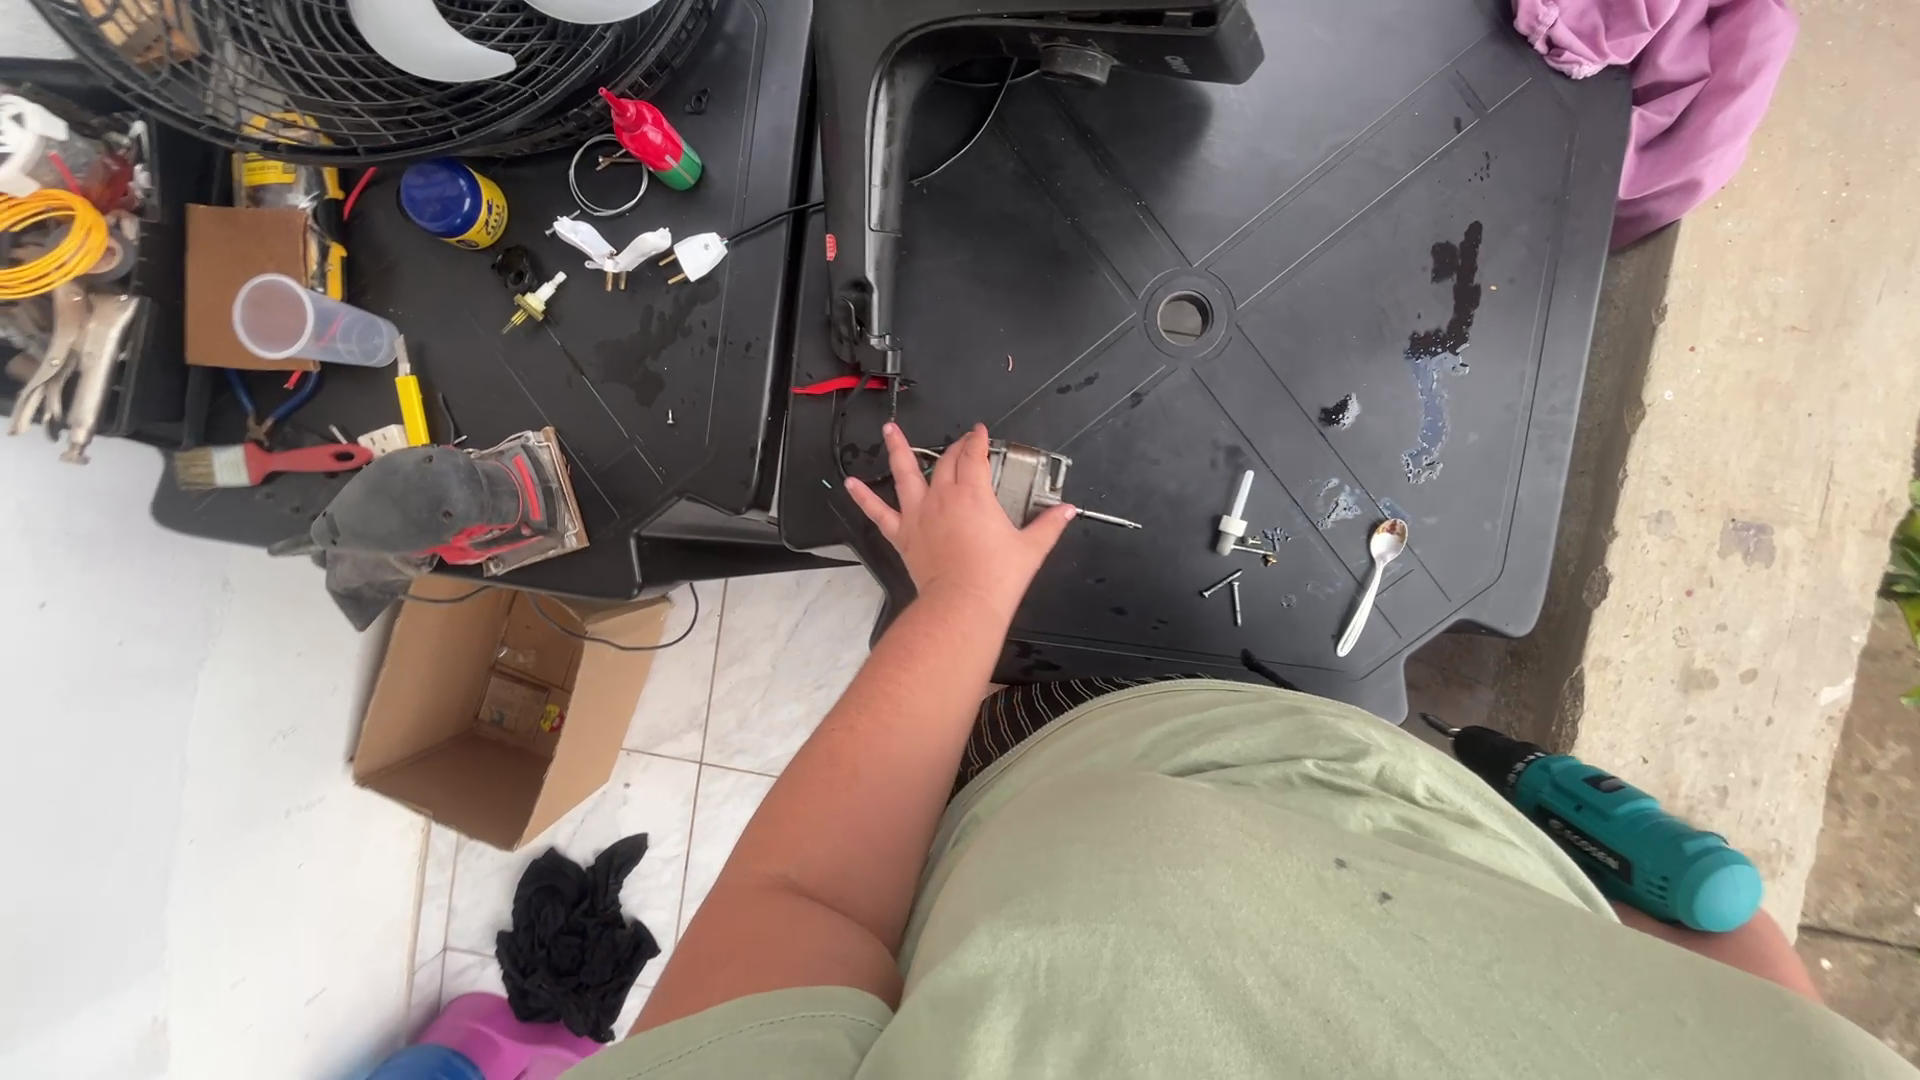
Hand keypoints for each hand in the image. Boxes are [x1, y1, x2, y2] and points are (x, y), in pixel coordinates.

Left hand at [845, 422, 1076, 619]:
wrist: (963, 605)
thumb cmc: (994, 578)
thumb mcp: (1031, 548)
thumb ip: (1049, 525)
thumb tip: (1067, 512)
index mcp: (973, 495)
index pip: (974, 456)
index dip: (977, 440)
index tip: (980, 432)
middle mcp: (942, 498)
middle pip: (945, 461)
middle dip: (954, 447)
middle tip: (960, 442)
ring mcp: (918, 514)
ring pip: (905, 473)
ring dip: (898, 449)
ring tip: (889, 431)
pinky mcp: (903, 535)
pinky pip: (878, 512)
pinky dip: (863, 498)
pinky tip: (850, 484)